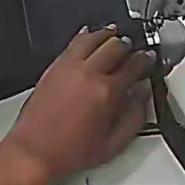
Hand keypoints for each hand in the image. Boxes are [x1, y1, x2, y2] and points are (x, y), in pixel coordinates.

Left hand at [0, 26, 154, 184]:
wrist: (35, 151)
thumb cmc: (69, 151)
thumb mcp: (113, 143)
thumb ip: (134, 117)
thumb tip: (142, 96)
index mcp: (107, 92)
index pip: (134, 65)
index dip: (145, 59)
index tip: (148, 59)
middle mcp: (89, 74)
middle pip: (116, 46)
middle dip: (129, 45)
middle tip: (133, 48)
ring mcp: (69, 68)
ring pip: (93, 38)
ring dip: (108, 34)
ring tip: (115, 34)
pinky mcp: (54, 67)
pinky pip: (73, 43)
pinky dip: (85, 36)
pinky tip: (89, 35)